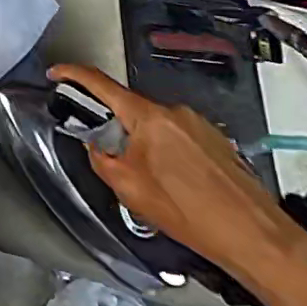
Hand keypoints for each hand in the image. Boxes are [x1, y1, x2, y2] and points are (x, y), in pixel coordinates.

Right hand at [48, 63, 306, 282]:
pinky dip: (166, 156)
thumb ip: (102, 158)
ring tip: (154, 188)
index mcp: (149, 117)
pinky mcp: (213, 138)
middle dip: (116, 133)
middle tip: (114, 164)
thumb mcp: (129, 189)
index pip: (102, 85)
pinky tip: (176, 187)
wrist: (249, 232)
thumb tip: (97, 145)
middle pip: (130, 110)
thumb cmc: (189, 212)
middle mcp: (174, 111)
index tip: (57, 73)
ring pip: (154, 128)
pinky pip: (177, 138)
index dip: (74, 75)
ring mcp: (197, 123)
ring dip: (144, 148)